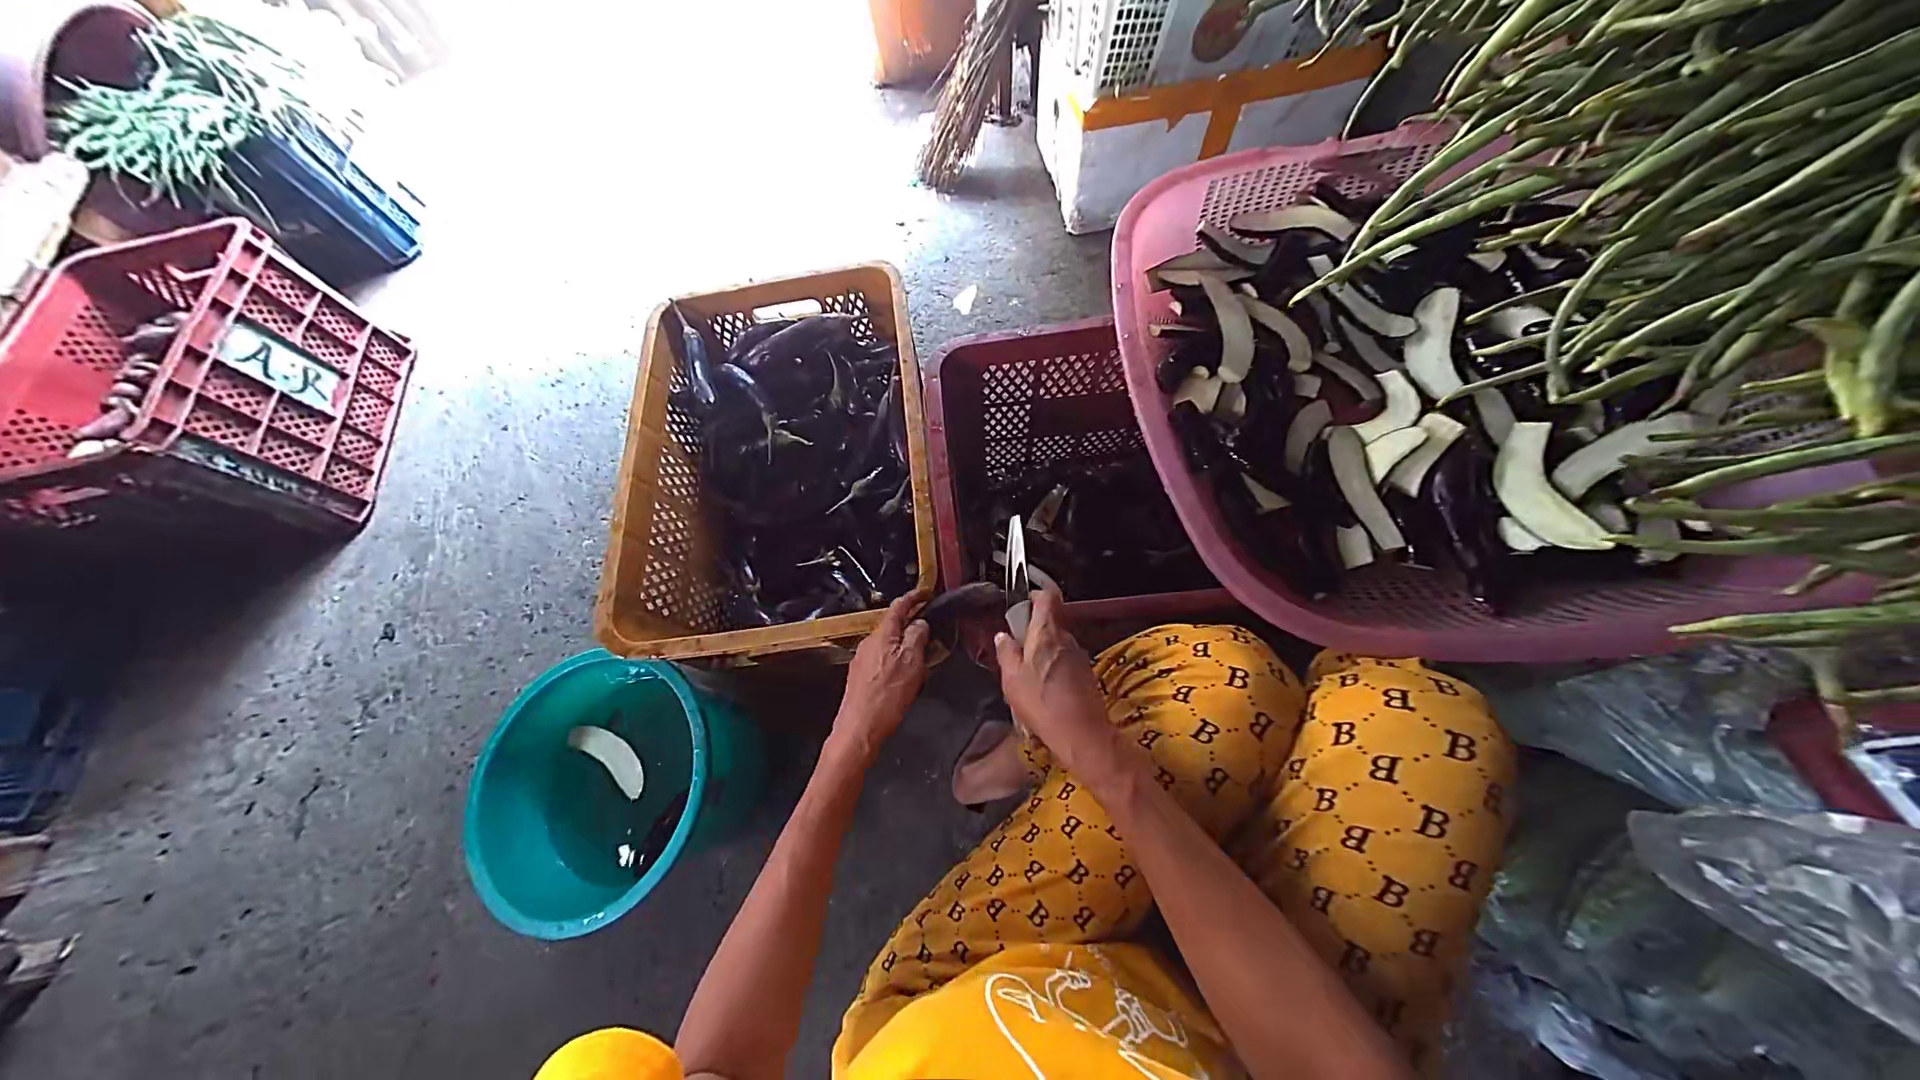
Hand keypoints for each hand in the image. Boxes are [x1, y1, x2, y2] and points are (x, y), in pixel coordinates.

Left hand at [832, 594, 930, 762]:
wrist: (859, 729)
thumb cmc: (885, 699)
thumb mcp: (912, 662)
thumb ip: (917, 637)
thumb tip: (920, 624)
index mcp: (882, 635)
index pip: (899, 606)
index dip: (914, 597)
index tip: (925, 593)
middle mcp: (869, 643)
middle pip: (893, 625)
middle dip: (913, 625)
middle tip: (931, 630)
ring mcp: (863, 660)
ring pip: (889, 644)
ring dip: (906, 646)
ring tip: (923, 658)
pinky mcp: (861, 677)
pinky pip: (883, 660)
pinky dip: (897, 661)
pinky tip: (906, 677)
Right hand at [993, 586, 1123, 779]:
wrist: (1081, 734)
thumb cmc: (1041, 703)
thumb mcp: (1011, 679)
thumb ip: (1006, 653)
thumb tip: (1003, 636)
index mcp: (1047, 633)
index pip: (1047, 597)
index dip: (1034, 595)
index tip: (1022, 604)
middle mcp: (1067, 639)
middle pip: (1050, 623)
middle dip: (1033, 633)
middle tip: (1015, 653)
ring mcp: (1079, 656)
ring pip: (1057, 645)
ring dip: (1043, 654)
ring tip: (1027, 678)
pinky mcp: (1086, 674)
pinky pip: (1065, 662)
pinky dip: (1053, 670)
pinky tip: (1043, 692)